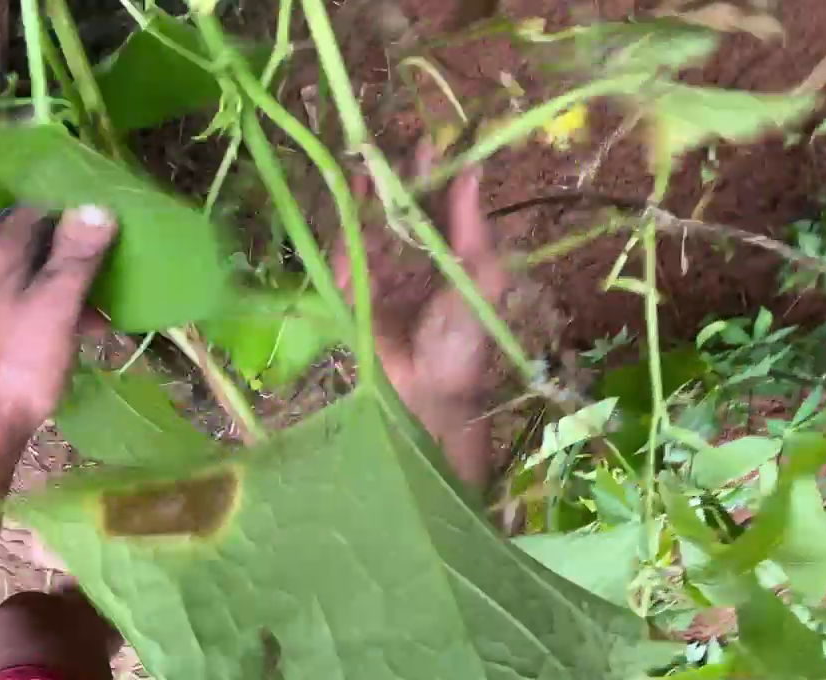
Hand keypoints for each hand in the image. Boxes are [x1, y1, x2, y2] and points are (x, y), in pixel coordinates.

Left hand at [0, 205, 117, 441]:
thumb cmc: (23, 360)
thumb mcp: (57, 304)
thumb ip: (77, 256)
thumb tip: (98, 206)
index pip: (38, 206)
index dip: (74, 206)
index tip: (111, 214)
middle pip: (38, 239)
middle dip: (78, 245)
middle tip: (117, 253)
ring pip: (38, 272)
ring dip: (74, 280)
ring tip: (110, 297)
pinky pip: (33, 301)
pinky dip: (61, 305)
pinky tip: (88, 325)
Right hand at [332, 148, 506, 487]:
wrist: (431, 389)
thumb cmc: (464, 338)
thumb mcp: (481, 277)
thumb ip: (472, 227)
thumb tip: (472, 170)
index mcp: (446, 255)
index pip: (435, 206)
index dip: (429, 175)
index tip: (426, 144)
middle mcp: (413, 262)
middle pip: (396, 213)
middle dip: (388, 182)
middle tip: (382, 150)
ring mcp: (381, 279)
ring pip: (367, 232)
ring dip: (362, 203)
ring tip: (360, 172)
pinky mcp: (356, 298)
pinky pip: (346, 263)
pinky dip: (344, 244)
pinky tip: (348, 223)